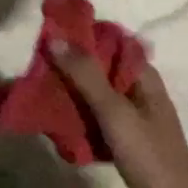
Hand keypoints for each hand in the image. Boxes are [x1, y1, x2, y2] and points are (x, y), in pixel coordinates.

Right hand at [47, 40, 187, 187]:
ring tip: (42, 90)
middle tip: (39, 66)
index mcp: (142, 74)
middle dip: (70, 66)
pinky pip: (96, 116)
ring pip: (95, 92)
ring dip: (72, 92)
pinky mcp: (125, 137)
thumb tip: (54, 35)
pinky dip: (80, 115)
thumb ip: (86, 74)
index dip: (80, 35)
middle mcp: (138, 88)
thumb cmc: (148, 153)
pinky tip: (59, 119)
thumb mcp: (115, 112)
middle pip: (99, 66)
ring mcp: (133, 114)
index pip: (108, 39)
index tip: (49, 35)